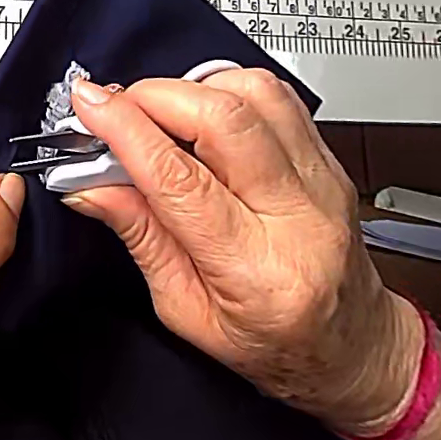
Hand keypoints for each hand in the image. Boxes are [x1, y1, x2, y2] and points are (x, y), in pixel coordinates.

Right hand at [59, 70, 423, 437]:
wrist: (356, 350)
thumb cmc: (272, 343)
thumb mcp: (182, 308)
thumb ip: (137, 235)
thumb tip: (85, 186)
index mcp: (255, 270)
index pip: (177, 177)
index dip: (123, 129)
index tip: (87, 105)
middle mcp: (299, 216)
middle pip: (224, 117)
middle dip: (152, 96)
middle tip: (113, 108)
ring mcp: (322, 181)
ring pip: (254, 93)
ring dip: (188, 89)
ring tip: (156, 115)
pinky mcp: (328, 159)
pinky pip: (274, 96)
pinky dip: (220, 89)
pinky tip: (196, 113)